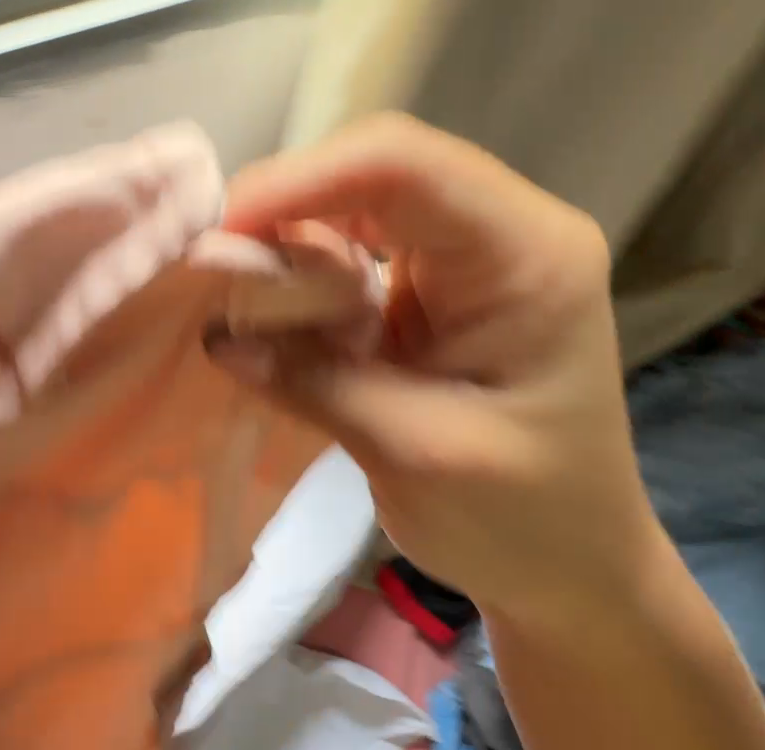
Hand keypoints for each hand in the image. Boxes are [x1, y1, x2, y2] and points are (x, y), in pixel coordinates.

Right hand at [215, 113, 668, 622]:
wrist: (565, 566)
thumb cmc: (522, 517)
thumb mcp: (418, 451)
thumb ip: (318, 384)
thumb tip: (216, 337)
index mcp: (524, 256)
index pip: (403, 168)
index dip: (300, 183)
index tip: (214, 236)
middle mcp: (492, 242)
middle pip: (367, 180)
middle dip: (277, 219)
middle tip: (199, 277)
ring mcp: (453, 275)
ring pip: (345, 226)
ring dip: (277, 264)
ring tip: (219, 310)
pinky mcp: (417, 313)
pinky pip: (340, 280)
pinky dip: (290, 302)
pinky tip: (255, 334)